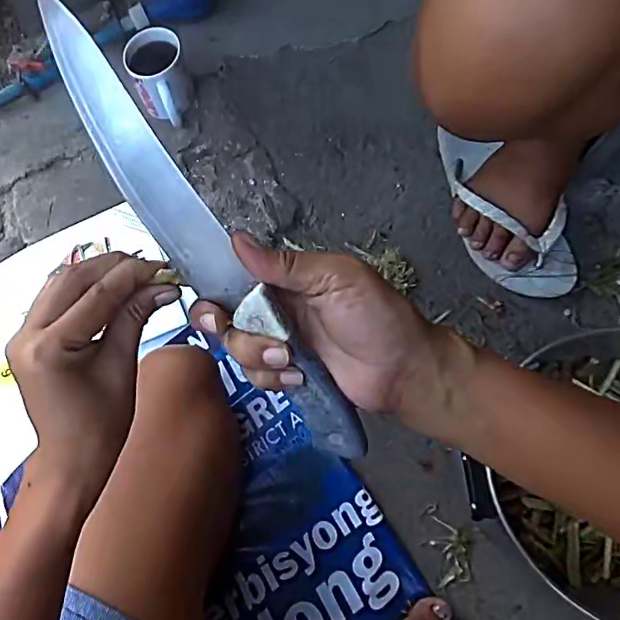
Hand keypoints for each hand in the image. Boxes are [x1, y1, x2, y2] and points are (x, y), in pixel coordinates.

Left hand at [6, 253, 178, 499]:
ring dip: (97, 272)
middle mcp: (26, 338)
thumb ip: (135, 318)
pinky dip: (83, 287)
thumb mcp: (121, 367)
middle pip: (72, 279)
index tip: (159, 268)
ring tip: (133, 271)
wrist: (73, 459)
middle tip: (150, 266)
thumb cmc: (97, 429)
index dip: (133, 275)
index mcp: (49, 349)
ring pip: (60, 283)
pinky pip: (54, 299)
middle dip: (114, 266)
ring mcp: (22, 337)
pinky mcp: (28, 339)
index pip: (96, 295)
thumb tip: (159, 287)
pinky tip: (108, 286)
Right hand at [189, 233, 466, 424]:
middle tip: (234, 330)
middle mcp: (279, 309)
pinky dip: (273, 378)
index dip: (217, 292)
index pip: (236, 279)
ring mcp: (283, 343)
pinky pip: (259, 377)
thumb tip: (239, 241)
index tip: (215, 307)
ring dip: (257, 355)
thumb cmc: (379, 316)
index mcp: (288, 280)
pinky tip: (298, 375)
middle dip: (225, 327)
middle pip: (227, 317)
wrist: (404, 370)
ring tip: (290, 356)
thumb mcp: (337, 278)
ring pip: (239, 350)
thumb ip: (286, 265)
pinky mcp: (289, 373)